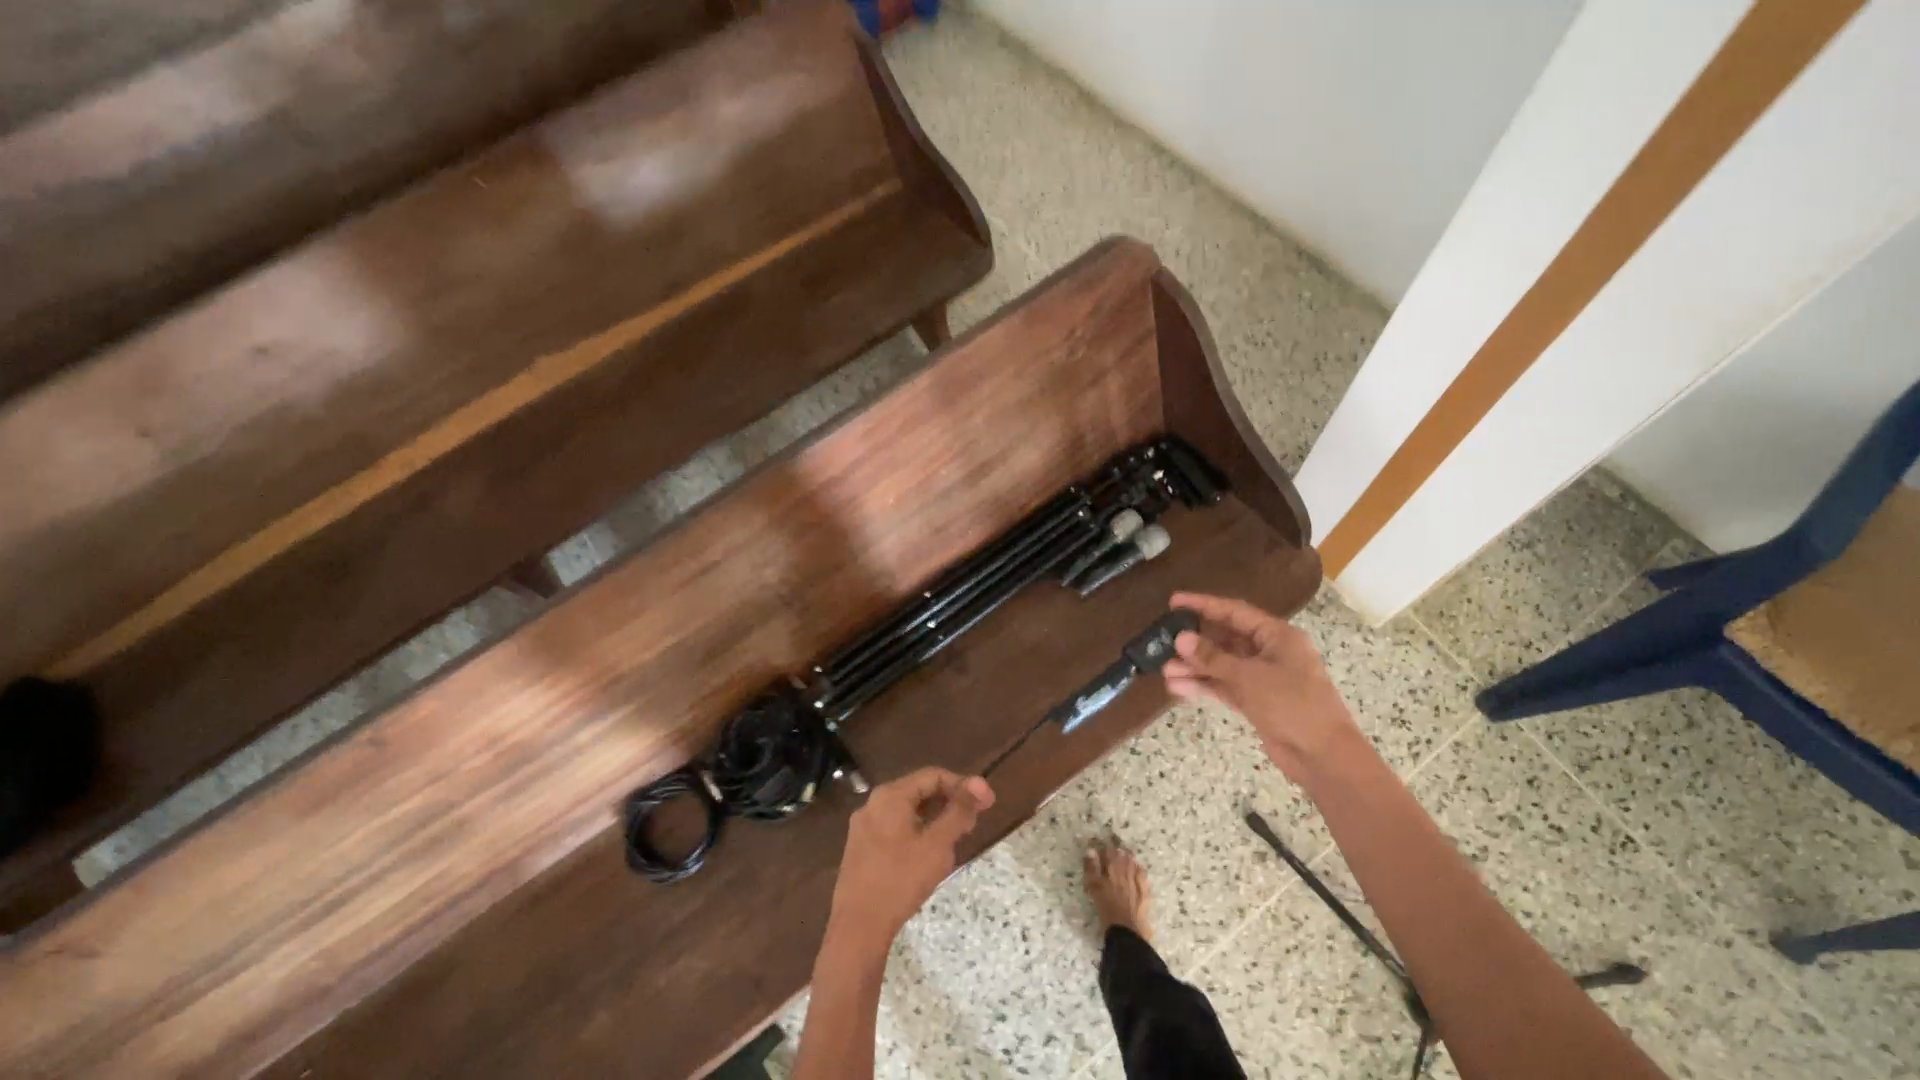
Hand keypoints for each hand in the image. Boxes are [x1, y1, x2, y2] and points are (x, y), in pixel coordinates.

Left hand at [827, 767, 995, 948]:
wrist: (858, 925)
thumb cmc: (901, 879)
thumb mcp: (938, 845)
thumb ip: (960, 812)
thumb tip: (980, 784)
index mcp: (890, 796)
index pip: (933, 776)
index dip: (964, 786)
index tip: (987, 803)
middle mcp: (873, 804)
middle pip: (918, 792)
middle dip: (949, 803)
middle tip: (973, 823)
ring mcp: (863, 827)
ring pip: (907, 812)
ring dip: (934, 820)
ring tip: (955, 841)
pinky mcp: (860, 849)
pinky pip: (895, 830)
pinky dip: (917, 833)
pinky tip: (928, 856)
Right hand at [1161, 592, 1368, 781]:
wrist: (1323, 755)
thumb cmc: (1292, 705)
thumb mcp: (1249, 677)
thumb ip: (1213, 657)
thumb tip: (1181, 638)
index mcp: (1277, 635)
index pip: (1234, 612)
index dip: (1203, 605)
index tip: (1174, 602)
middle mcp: (1270, 652)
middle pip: (1226, 639)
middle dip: (1195, 643)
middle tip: (1164, 644)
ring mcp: (1263, 678)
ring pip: (1223, 665)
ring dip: (1196, 668)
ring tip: (1165, 672)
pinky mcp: (1257, 702)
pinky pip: (1225, 687)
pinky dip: (1205, 686)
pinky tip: (1179, 688)